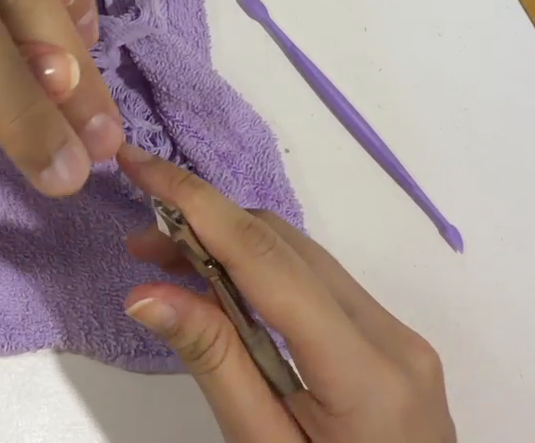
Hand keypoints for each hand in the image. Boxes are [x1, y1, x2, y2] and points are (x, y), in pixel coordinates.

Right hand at [116, 146, 454, 441]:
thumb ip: (213, 363)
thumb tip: (142, 292)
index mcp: (365, 371)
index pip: (266, 258)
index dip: (195, 201)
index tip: (136, 162)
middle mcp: (391, 336)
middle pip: (281, 245)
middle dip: (202, 224)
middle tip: (138, 245)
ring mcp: (397, 337)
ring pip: (296, 254)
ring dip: (226, 245)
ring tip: (164, 265)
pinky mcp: (390, 344)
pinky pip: (311, 280)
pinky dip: (256, 270)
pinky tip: (218, 291)